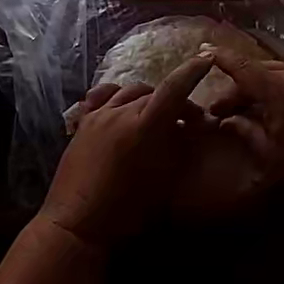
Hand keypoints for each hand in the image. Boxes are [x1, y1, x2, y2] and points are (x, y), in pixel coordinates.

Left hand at [42, 52, 215, 246]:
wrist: (78, 223)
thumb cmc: (127, 210)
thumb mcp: (163, 181)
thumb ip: (178, 148)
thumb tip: (187, 129)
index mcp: (146, 125)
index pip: (174, 87)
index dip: (192, 71)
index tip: (205, 60)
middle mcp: (121, 111)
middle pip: (154, 93)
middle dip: (173, 102)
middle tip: (185, 122)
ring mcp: (98, 115)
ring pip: (129, 92)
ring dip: (147, 99)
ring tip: (155, 117)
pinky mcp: (83, 123)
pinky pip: (102, 97)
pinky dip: (118, 96)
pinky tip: (122, 106)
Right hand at [205, 46, 283, 196]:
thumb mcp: (273, 152)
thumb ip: (245, 132)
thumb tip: (225, 122)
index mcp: (276, 88)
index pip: (240, 65)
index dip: (219, 58)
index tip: (201, 52)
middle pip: (253, 71)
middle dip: (234, 88)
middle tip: (219, 111)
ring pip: (269, 74)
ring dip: (252, 88)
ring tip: (240, 111)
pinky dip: (269, 88)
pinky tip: (265, 109)